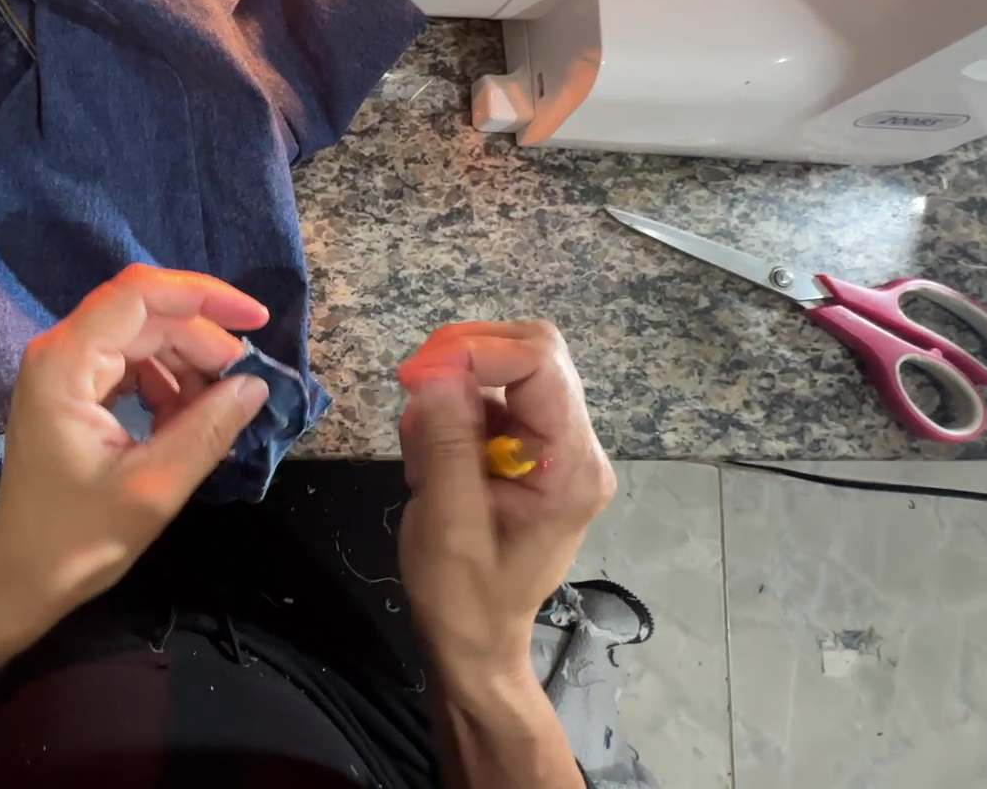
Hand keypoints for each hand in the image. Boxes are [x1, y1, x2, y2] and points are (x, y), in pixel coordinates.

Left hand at [0, 264, 271, 669]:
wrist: (21, 578)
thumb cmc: (77, 540)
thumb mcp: (154, 487)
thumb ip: (207, 430)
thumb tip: (256, 384)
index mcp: (66, 363)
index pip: (139, 295)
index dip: (203, 296)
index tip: (257, 319)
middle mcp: (61, 351)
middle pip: (145, 316)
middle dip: (202, 342)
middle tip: (247, 383)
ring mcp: (65, 368)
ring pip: (143, 338)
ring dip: (188, 366)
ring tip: (219, 410)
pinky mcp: (74, 389)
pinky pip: (131, 365)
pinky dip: (167, 384)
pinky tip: (187, 418)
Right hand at [395, 321, 614, 694]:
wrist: (472, 636)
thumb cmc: (462, 591)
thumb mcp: (446, 519)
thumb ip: (446, 439)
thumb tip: (435, 367)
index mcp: (570, 465)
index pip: (539, 364)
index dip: (473, 351)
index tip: (415, 376)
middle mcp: (573, 444)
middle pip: (532, 350)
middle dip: (464, 354)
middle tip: (413, 386)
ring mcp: (551, 443)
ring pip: (505, 366)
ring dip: (450, 386)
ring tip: (422, 446)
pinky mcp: (525, 445)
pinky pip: (486, 395)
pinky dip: (447, 406)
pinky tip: (429, 454)